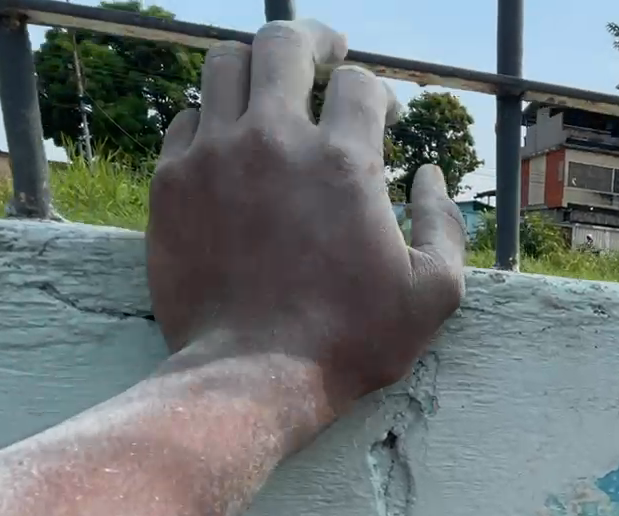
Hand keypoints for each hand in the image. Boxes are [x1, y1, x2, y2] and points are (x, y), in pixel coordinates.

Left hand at [146, 19, 466, 423]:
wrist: (258, 374)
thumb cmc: (354, 339)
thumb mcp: (434, 294)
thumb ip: (446, 226)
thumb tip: (432, 177)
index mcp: (345, 164)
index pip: (360, 86)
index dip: (378, 93)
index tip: (383, 115)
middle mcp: (275, 140)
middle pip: (284, 44)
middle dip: (313, 39)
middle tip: (327, 47)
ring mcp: (214, 155)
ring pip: (224, 65)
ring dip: (257, 66)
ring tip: (274, 85)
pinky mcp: (172, 182)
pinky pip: (186, 118)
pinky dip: (214, 116)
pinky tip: (231, 139)